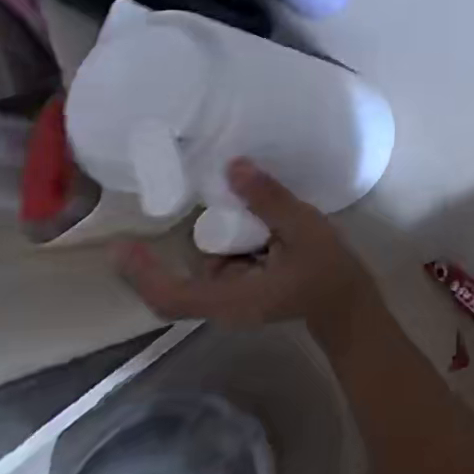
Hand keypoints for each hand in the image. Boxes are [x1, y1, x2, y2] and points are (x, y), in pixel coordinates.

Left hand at [116, 158, 370, 327]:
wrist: (351, 301)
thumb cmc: (328, 270)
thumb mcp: (303, 229)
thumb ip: (268, 200)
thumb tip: (234, 168)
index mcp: (229, 298)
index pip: (169, 294)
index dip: (141, 272)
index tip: (122, 244)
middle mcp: (223, 305)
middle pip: (192, 273)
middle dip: (203, 237)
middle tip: (215, 200)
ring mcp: (237, 302)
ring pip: (214, 267)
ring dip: (227, 238)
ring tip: (253, 208)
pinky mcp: (250, 293)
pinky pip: (231, 267)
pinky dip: (239, 244)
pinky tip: (266, 227)